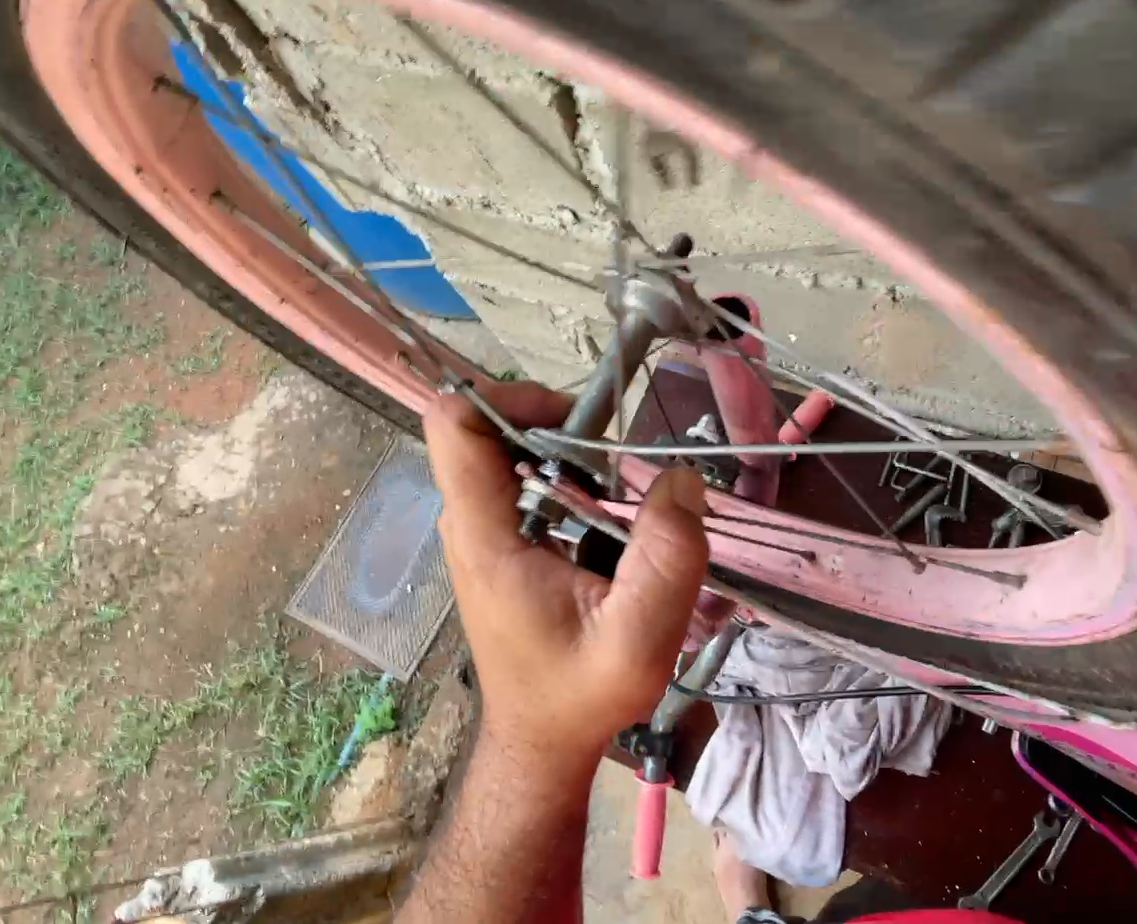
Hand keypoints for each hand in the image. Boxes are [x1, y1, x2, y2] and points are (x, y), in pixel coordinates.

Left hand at [424, 382, 710, 772]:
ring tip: (618, 487)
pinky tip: (606, 512)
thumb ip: (666, 562)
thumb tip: (681, 480)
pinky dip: (567, 475)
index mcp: (484, 537)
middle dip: (555, 423)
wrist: (542, 737)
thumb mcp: (638, 643)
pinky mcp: (501, 541)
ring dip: (566, 451)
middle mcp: (471, 523)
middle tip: (615, 456)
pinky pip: (524, 479)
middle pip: (486, 429)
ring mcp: (483, 531)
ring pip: (508, 451)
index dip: (509, 397)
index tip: (577, 419)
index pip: (455, 426)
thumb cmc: (578, 697)